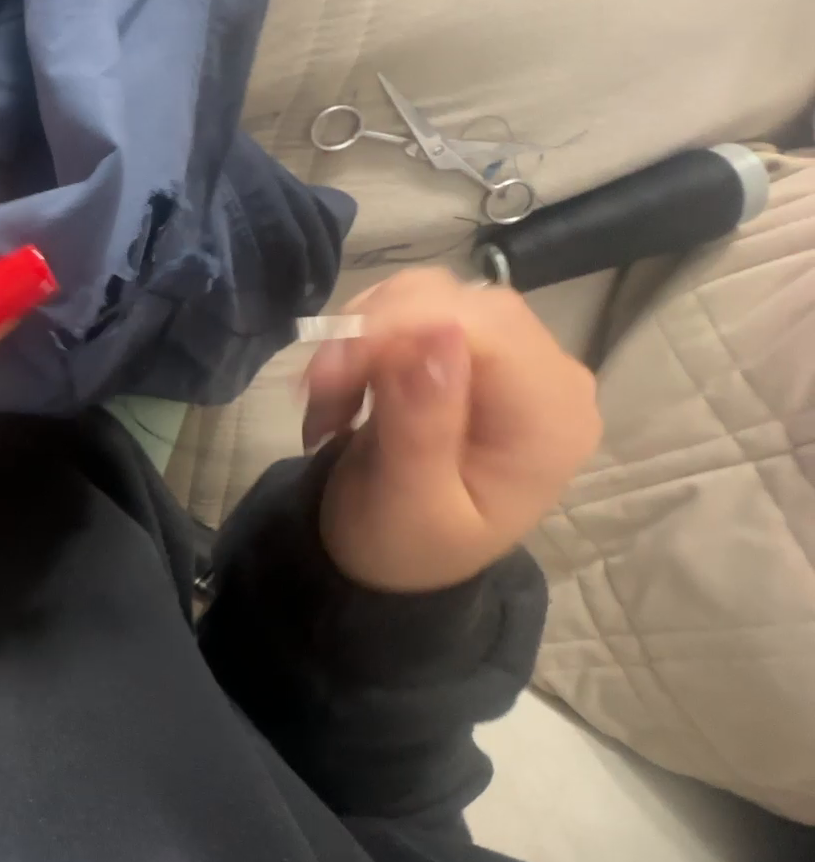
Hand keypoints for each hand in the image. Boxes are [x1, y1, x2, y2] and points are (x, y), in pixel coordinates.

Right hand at [301, 268, 601, 591]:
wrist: (393, 564)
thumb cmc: (403, 547)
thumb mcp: (409, 503)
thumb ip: (424, 425)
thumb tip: (434, 336)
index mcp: (548, 419)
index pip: (482, 329)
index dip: (396, 332)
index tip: (323, 376)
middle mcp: (544, 376)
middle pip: (457, 302)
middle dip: (369, 335)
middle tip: (313, 393)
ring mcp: (506, 361)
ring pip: (427, 297)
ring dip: (357, 338)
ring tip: (324, 399)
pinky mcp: (463, 356)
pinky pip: (408, 314)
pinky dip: (359, 342)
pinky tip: (340, 388)